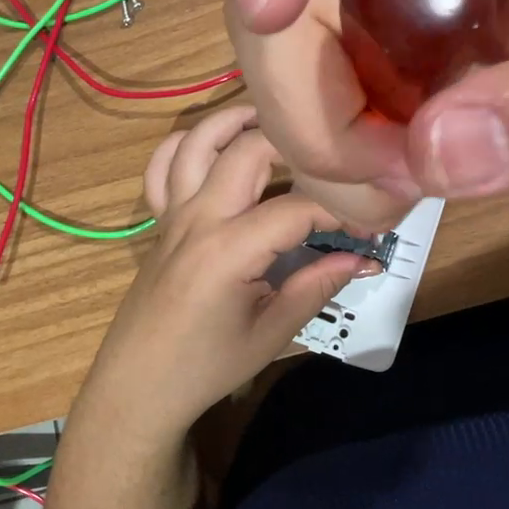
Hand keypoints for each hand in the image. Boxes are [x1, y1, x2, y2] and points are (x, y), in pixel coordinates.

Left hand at [76, 106, 368, 441]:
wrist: (138, 388)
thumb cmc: (207, 366)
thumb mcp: (273, 332)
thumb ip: (318, 285)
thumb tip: (365, 257)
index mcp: (230, 249)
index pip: (298, 207)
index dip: (341, 210)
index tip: (370, 224)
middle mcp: (200, 217)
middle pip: (249, 150)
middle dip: (296, 144)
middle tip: (333, 161)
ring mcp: (174, 214)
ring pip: (198, 142)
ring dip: (236, 121)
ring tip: (277, 121)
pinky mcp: (160, 220)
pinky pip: (163, 167)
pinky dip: (186, 144)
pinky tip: (216, 146)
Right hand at [208, 0, 508, 229]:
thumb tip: (436, 149)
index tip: (273, 2)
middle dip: (296, 84)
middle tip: (390, 166)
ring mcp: (349, 8)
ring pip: (268, 53)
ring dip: (319, 144)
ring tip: (417, 185)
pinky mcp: (338, 74)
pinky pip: (292, 119)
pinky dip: (332, 176)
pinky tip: (399, 190)